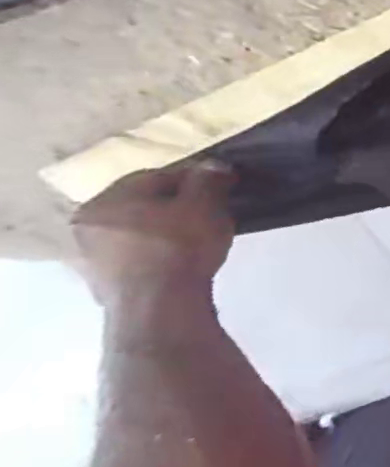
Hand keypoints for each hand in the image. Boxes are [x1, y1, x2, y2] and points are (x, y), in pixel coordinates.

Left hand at [70, 162, 236, 307]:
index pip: (158, 175)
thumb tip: (212, 165)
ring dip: (167, 223)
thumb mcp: (205, 205)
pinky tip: (179, 253)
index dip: (196, 177)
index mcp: (108, 199)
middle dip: (178, 201)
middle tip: (213, 208)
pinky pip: (134, 247)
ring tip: (199, 231)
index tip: (224, 185)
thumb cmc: (180, 245)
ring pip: (138, 224)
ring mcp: (90, 250)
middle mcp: (89, 220)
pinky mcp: (101, 273)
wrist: (157, 301)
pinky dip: (157, 244)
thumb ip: (208, 179)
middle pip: (143, 200)